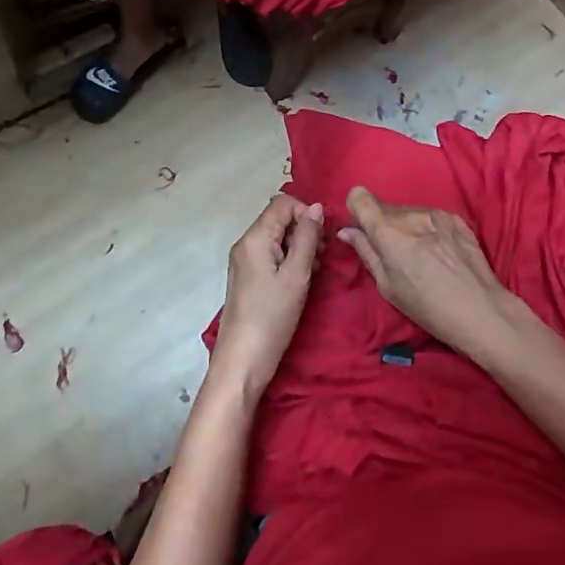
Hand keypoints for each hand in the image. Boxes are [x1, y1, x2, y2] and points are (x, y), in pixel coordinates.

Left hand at [212, 194, 322, 395]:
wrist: (242, 361)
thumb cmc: (272, 316)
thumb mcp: (297, 274)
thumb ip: (307, 237)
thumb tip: (316, 207)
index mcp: (255, 237)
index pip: (283, 203)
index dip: (306, 213)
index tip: (322, 238)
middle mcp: (246, 243)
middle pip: (280, 218)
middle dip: (304, 230)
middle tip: (322, 255)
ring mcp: (245, 260)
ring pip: (278, 237)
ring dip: (300, 246)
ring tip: (314, 269)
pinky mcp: (248, 276)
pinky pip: (272, 254)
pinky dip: (289, 259)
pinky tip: (302, 278)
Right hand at [337, 187, 521, 356]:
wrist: (479, 308)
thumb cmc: (426, 306)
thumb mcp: (388, 286)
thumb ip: (366, 252)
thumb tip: (347, 231)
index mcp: (388, 232)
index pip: (361, 198)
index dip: (357, 207)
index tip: (361, 224)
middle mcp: (411, 215)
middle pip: (385, 207)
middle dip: (382, 223)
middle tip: (392, 252)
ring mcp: (436, 213)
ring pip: (409, 211)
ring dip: (406, 225)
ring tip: (419, 254)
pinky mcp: (455, 218)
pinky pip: (431, 216)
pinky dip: (427, 228)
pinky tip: (438, 252)